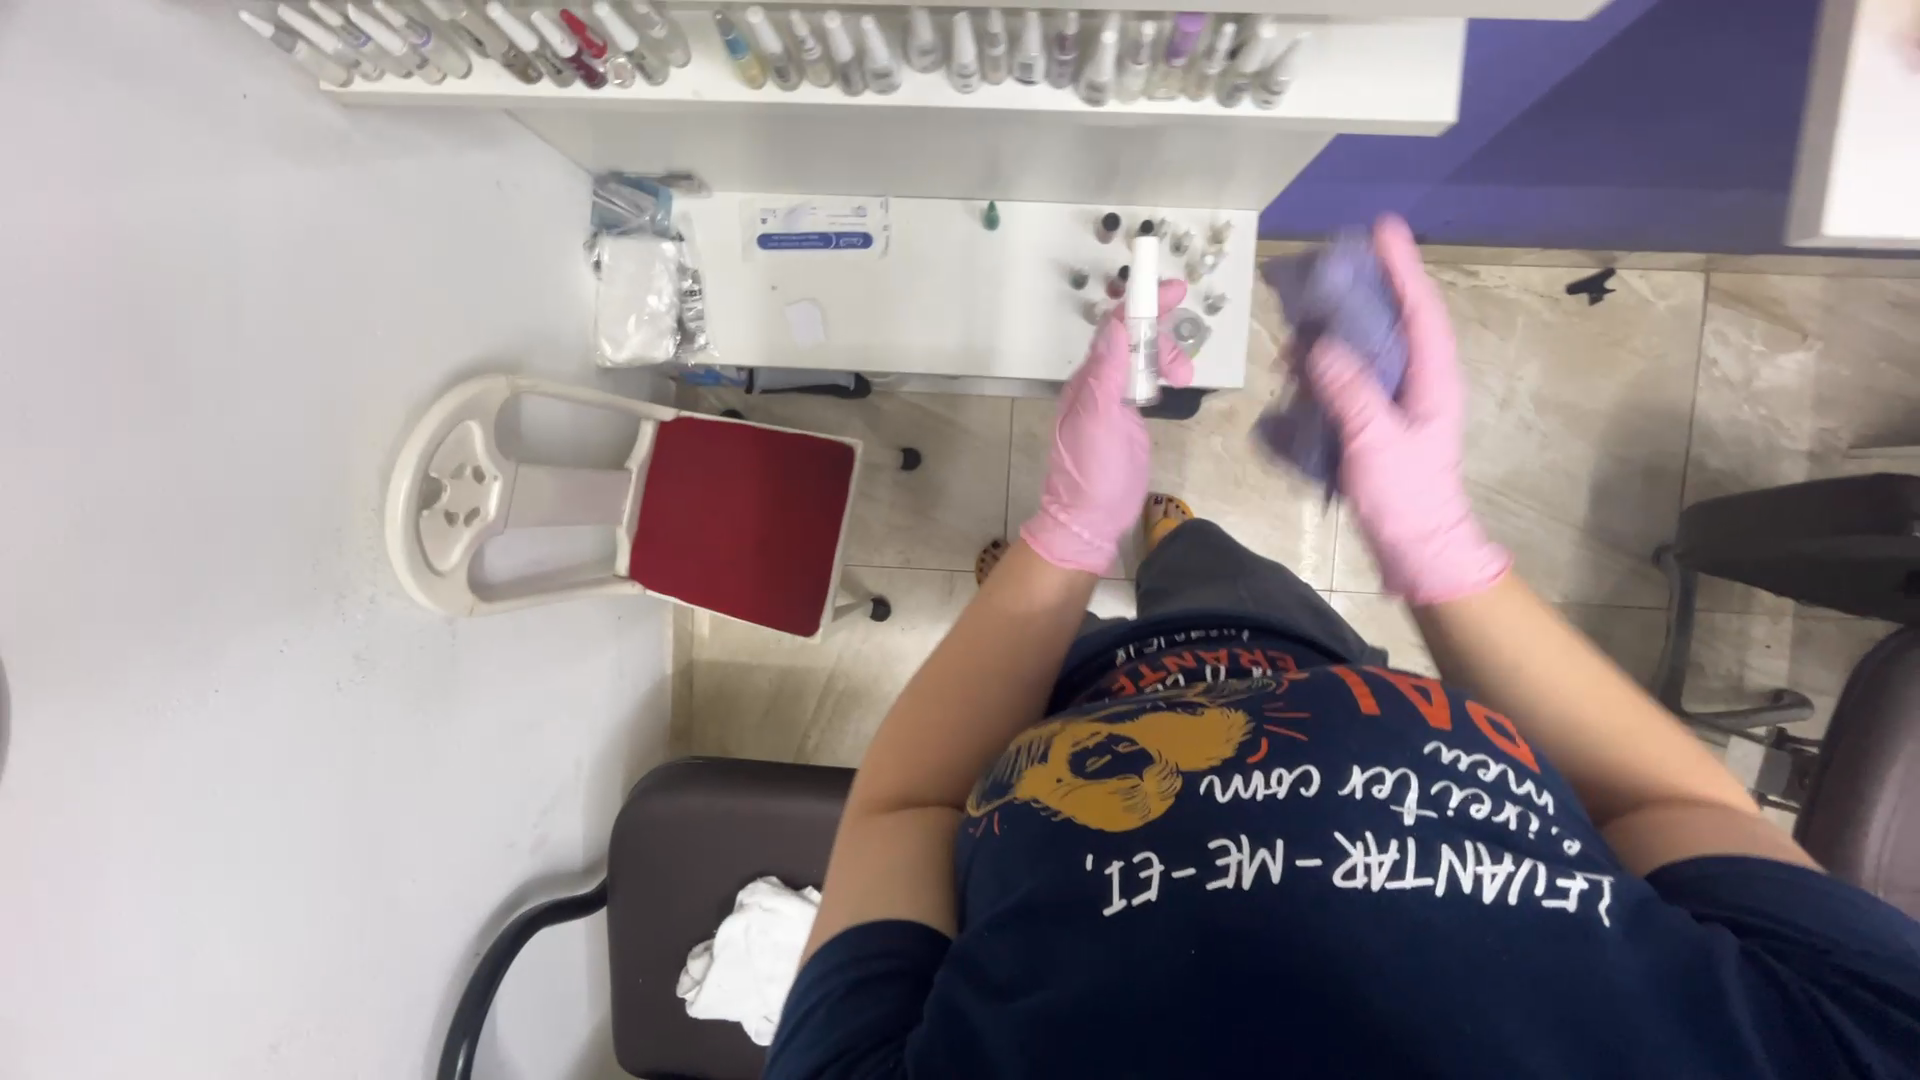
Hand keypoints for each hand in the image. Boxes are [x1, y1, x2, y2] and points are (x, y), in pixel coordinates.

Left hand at [1020, 280, 1194, 574]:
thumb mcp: (1097, 422)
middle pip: (1132, 339)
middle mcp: (1098, 384)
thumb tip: (1117, 325)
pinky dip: (1162, 375)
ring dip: (1166, 359)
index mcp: (1087, 381)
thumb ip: (1106, 375)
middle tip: (1184, 363)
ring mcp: (1113, 401)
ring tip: (1186, 379)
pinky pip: (1144, 381)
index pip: (1114, 328)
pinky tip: (1174, 384)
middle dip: (1161, 337)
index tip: (1173, 288)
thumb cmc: (1091, 475)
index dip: (1141, 303)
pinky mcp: (1127, 419)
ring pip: (1141, 359)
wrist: (1089, 521)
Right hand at [1303, 216, 1509, 604]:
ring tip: (1296, 328)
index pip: (1419, 310)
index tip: (1382, 228)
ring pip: (1365, 352)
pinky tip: (1298, 372)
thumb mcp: (1378, 442)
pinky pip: (1347, 382)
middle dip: (1358, 294)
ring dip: (1332, 336)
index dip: (1401, 267)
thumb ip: (1352, 393)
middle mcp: (1416, 382)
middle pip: (1390, 323)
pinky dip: (1323, 370)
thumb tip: (1321, 347)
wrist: (1416, 547)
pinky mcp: (1374, 423)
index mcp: (1432, 379)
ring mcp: (1395, 403)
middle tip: (1320, 276)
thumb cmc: (1407, 495)